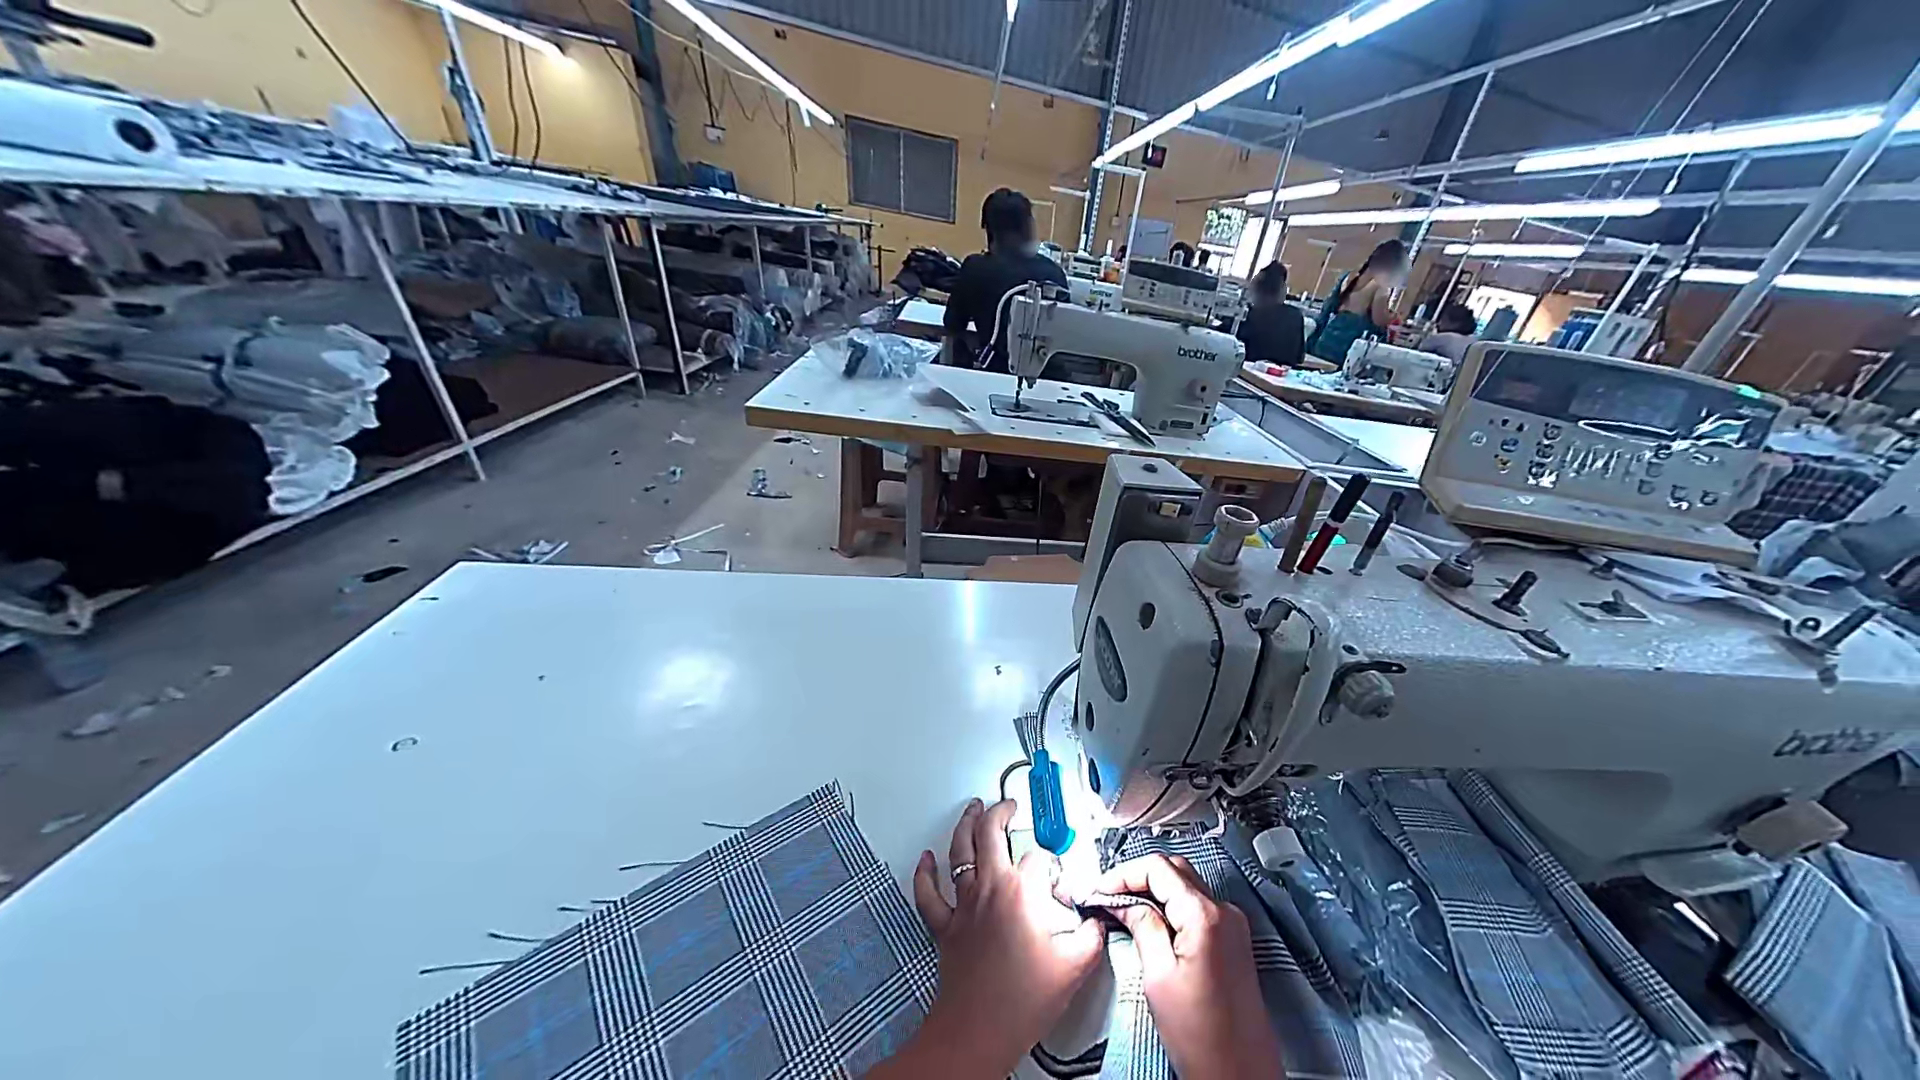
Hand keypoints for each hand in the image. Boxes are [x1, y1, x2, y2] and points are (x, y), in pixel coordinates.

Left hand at [867, 799, 1104, 1078]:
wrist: (979, 1032)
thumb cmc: (1021, 1002)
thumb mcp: (1074, 967)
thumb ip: (1091, 936)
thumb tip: (1096, 922)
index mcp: (1021, 893)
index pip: (1040, 858)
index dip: (1054, 865)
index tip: (1060, 879)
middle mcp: (990, 888)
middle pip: (990, 833)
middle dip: (1000, 812)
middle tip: (1009, 806)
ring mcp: (964, 904)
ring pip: (959, 850)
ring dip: (965, 824)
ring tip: (972, 809)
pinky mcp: (945, 925)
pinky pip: (928, 892)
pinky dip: (924, 872)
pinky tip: (926, 858)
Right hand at [1095, 854, 1281, 1079]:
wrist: (1242, 1078)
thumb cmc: (1205, 1040)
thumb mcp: (1158, 977)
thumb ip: (1141, 926)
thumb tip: (1122, 901)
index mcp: (1205, 917)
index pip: (1157, 869)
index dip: (1122, 874)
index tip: (1100, 889)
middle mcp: (1224, 913)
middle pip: (1172, 870)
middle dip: (1136, 877)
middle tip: (1107, 894)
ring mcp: (1232, 926)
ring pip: (1183, 884)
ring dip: (1151, 889)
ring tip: (1121, 907)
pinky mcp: (1232, 940)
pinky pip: (1195, 905)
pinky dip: (1169, 904)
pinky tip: (1148, 920)